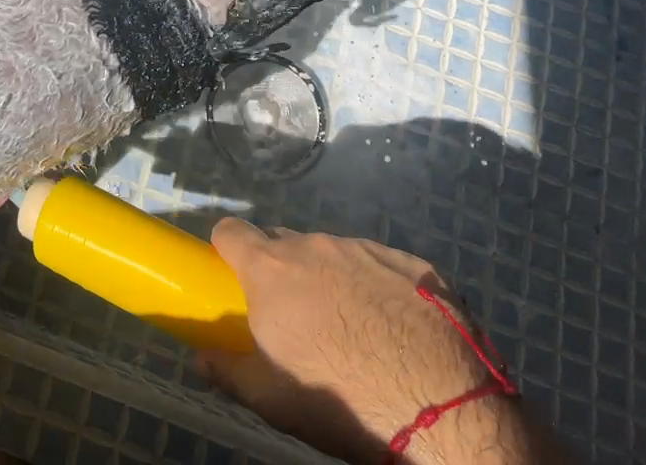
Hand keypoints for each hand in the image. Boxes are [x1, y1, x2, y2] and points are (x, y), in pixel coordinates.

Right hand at [195, 219, 536, 464]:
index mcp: (270, 268)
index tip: (236, 278)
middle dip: (283, 270)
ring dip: (332, 278)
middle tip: (299, 315)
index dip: (229, 251)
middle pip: (284, 243)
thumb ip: (226, 370)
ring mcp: (368, 250)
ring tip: (356, 325)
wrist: (444, 414)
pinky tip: (398, 325)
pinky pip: (383, 265)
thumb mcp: (269, 399)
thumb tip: (201, 359)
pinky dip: (380, 287)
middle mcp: (315, 245)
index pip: (230, 231)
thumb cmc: (341, 401)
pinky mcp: (418, 264)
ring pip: (335, 254)